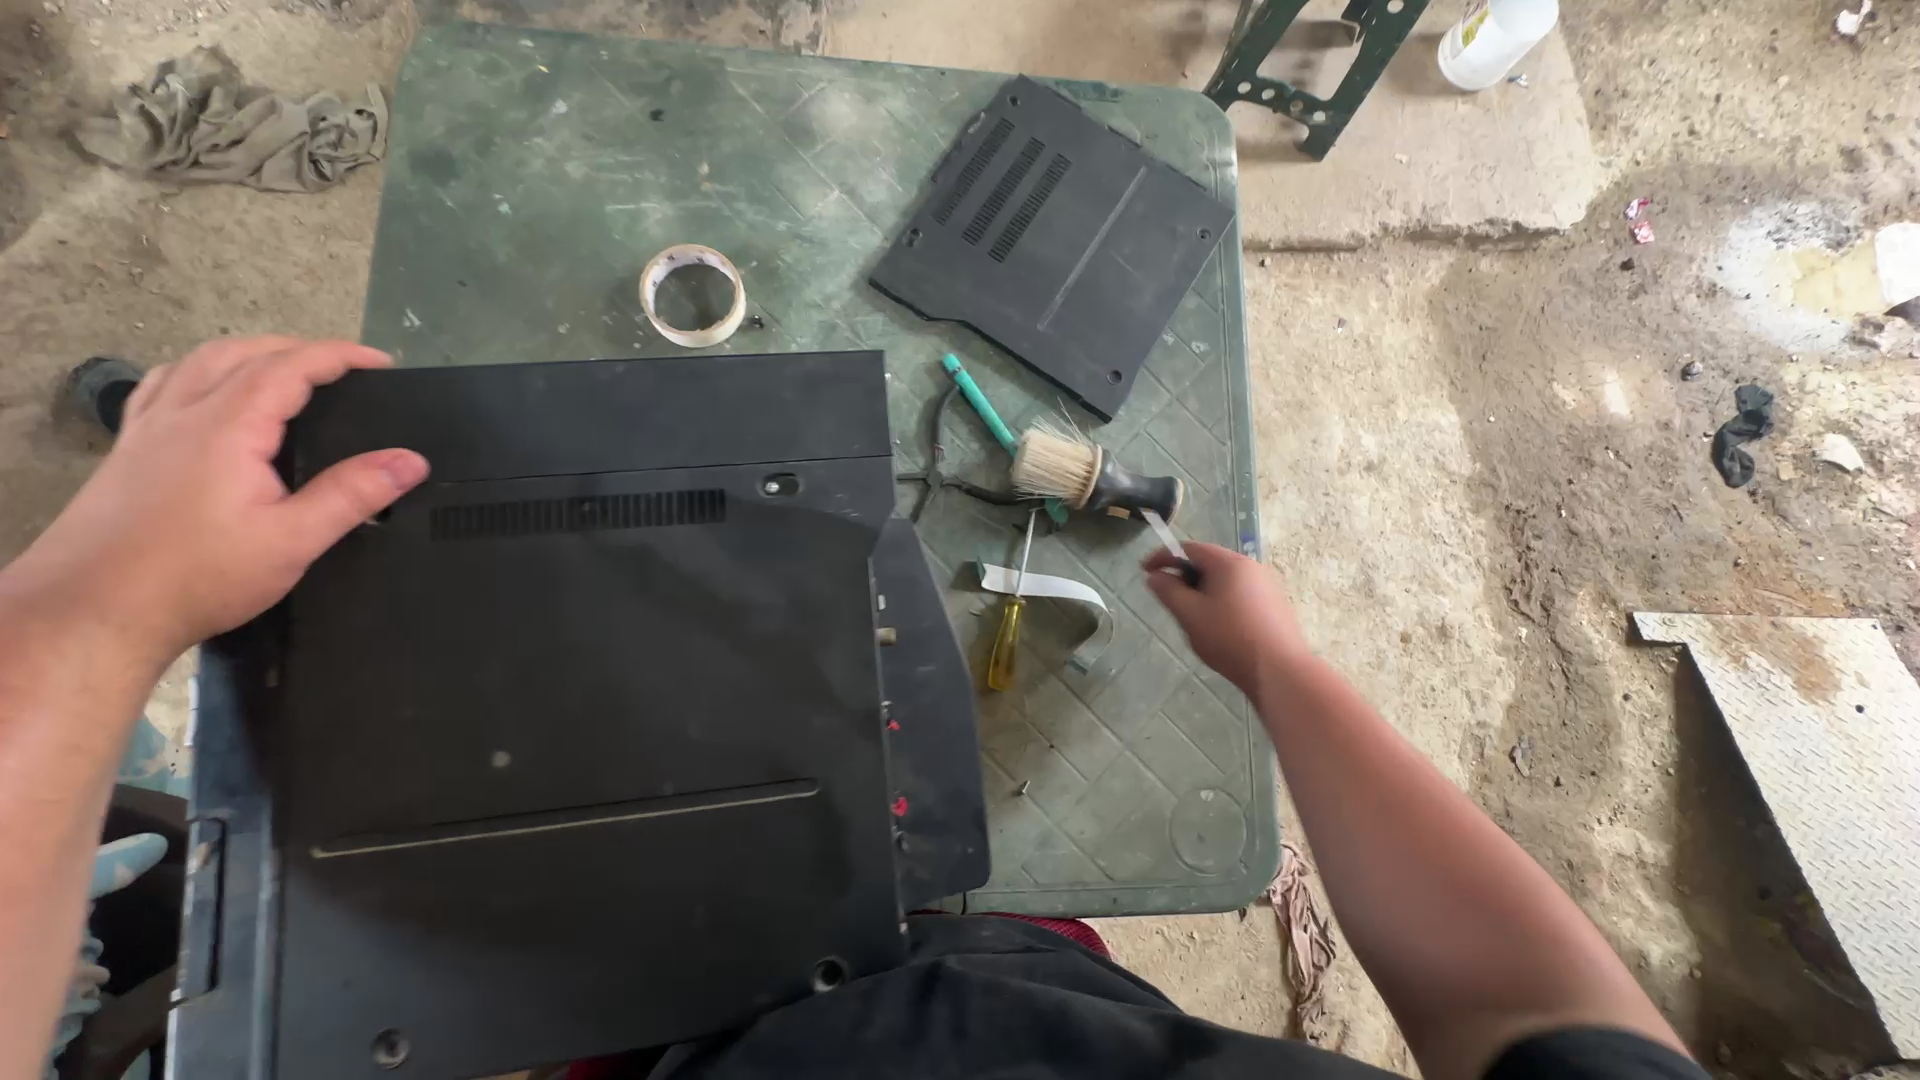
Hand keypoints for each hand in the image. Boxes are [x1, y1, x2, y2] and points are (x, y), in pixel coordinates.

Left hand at [1, 337, 428, 665]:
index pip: (288, 369)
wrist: (92, 610)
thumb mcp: (294, 539)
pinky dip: (203, 373)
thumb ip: (354, 495)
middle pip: (239, 353)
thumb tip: (411, 462)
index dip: (338, 356)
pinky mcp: (128, 452)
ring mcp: (146, 432)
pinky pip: (165, 387)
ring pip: (197, 363)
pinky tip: (213, 393)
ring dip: (249, 353)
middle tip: (344, 366)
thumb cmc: (199, 576)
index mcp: (226, 429)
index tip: (380, 361)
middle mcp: (181, 416)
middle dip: (297, 348)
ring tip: (287, 368)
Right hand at [1143, 543, 1311, 695]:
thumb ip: (1168, 591)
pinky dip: (1220, 599)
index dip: (1163, 557)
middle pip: (1208, 561)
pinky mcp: (1274, 604)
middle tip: (1167, 596)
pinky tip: (1216, 624)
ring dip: (1202, 588)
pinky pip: (1238, 591)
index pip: (1189, 548)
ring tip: (1190, 613)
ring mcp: (1266, 585)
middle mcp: (1250, 566)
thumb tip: (1155, 576)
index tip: (1144, 571)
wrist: (1279, 670)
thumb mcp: (1190, 614)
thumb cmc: (1229, 638)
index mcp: (1229, 563)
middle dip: (1183, 574)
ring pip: (1224, 578)